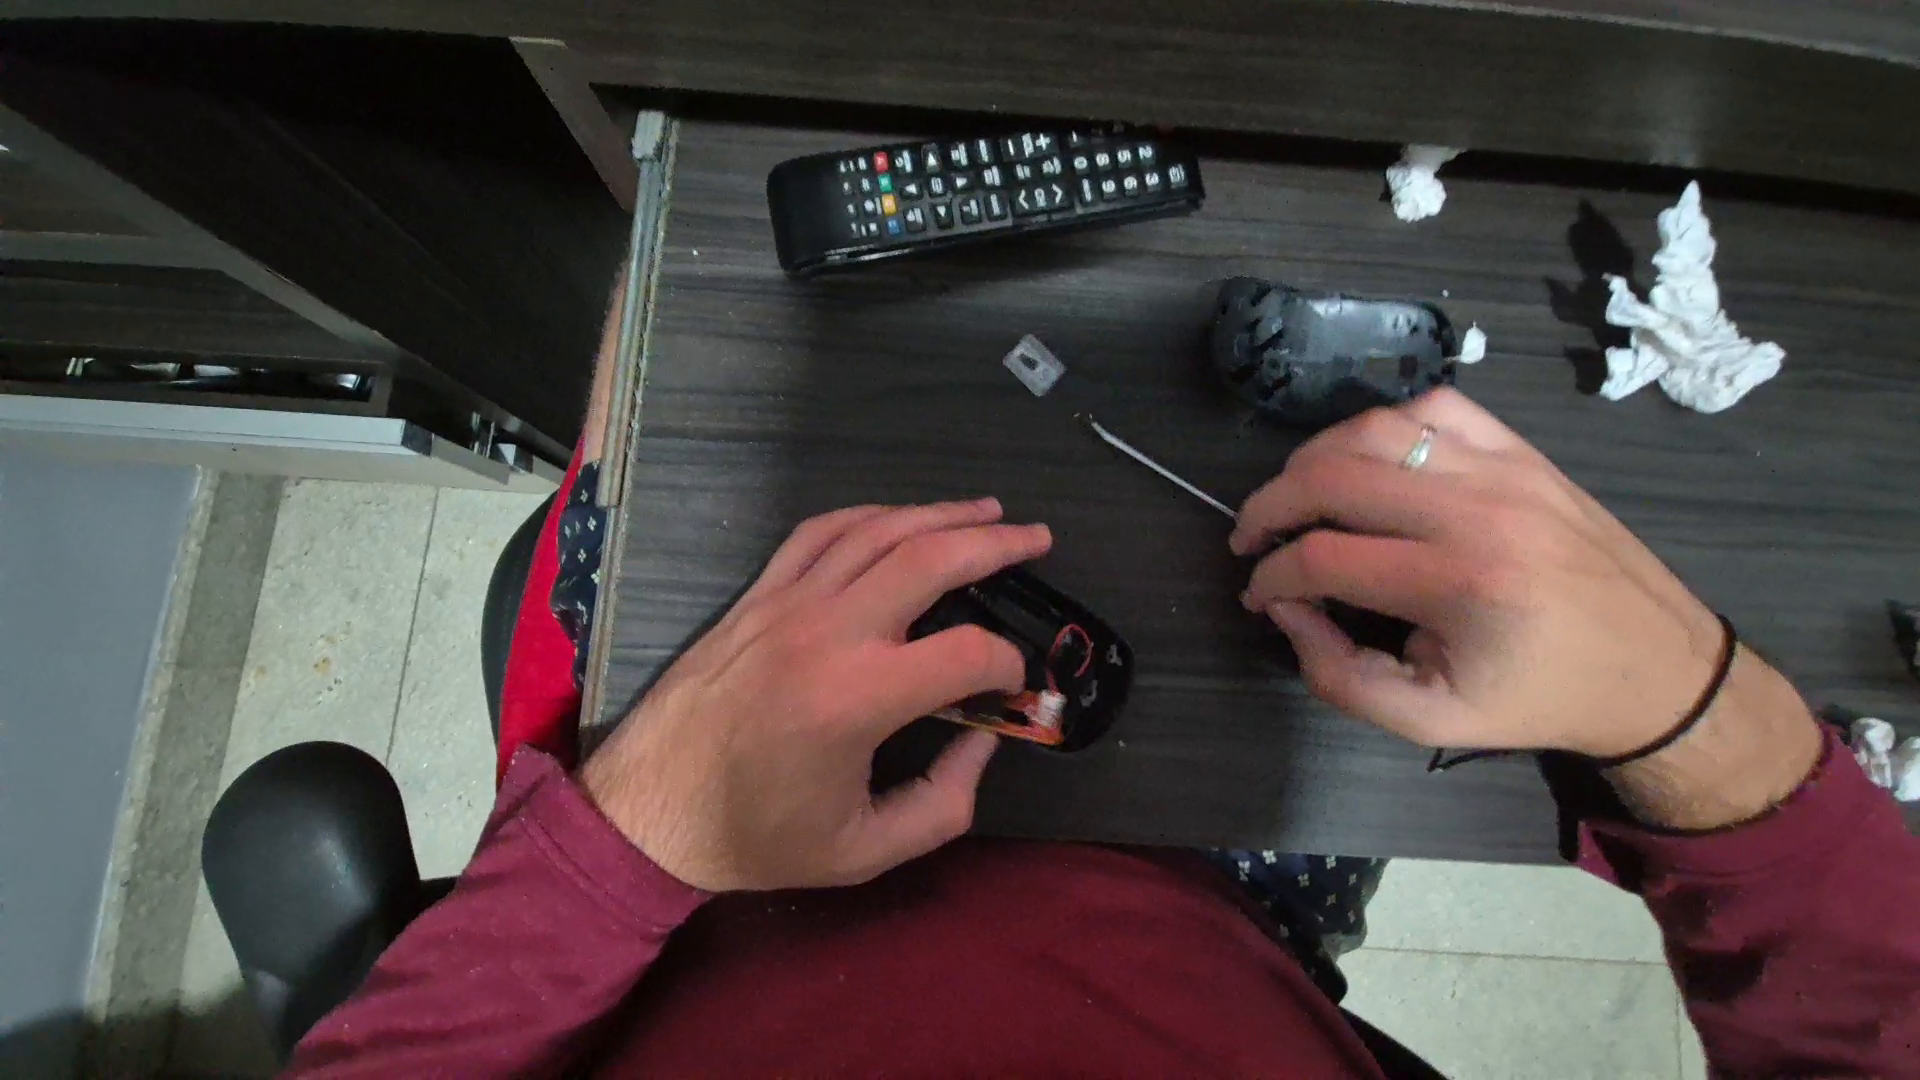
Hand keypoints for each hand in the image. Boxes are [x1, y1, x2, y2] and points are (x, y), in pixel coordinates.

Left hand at [580, 499, 1050, 891]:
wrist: (646, 811)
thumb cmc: (756, 837)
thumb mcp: (864, 851)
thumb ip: (944, 802)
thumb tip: (983, 739)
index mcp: (858, 699)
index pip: (966, 653)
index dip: (1007, 665)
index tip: (1012, 683)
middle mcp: (827, 632)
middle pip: (930, 560)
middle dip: (996, 545)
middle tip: (1038, 539)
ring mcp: (787, 602)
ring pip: (877, 532)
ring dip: (940, 514)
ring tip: (988, 511)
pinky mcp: (758, 594)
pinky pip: (819, 533)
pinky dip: (870, 516)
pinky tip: (900, 517)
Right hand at [1229, 388, 1728, 758]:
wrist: (1662, 672)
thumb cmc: (1537, 699)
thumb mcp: (1427, 719)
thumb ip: (1336, 674)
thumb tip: (1286, 609)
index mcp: (1459, 584)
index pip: (1321, 558)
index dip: (1269, 577)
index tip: (1258, 595)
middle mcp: (1478, 510)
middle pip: (1333, 477)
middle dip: (1268, 506)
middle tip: (1250, 538)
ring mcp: (1504, 469)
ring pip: (1373, 430)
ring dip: (1312, 460)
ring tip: (1295, 496)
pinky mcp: (1522, 452)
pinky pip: (1433, 408)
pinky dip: (1380, 428)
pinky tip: (1367, 464)